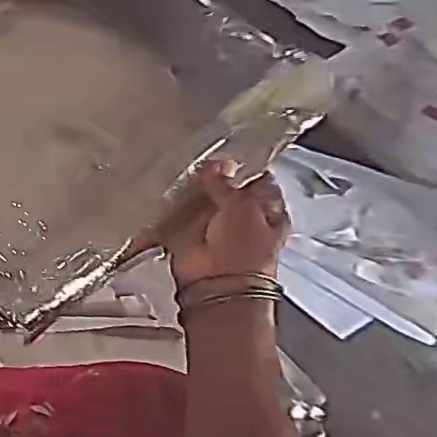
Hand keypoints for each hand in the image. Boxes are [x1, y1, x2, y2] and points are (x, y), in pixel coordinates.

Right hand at [165, 164, 289, 286]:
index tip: (227, 153)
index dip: (244, 167)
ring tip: (183, 171)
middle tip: (202, 160)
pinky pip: (180, 214)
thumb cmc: (243, 249)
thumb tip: (217, 166)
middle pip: (228, 190)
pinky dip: (173, 205)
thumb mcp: (242, 207)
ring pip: (203, 200)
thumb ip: (227, 185)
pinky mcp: (189, 235)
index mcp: (268, 212)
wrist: (216, 283)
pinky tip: (168, 190)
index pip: (258, 182)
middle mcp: (243, 219)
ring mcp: (215, 227)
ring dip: (193, 190)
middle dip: (214, 177)